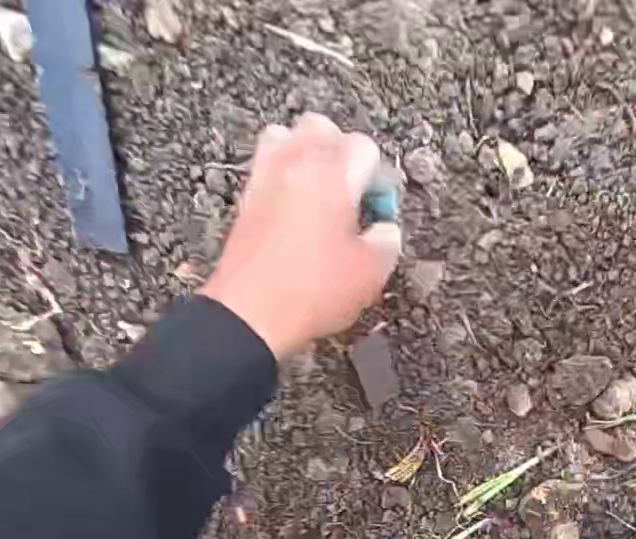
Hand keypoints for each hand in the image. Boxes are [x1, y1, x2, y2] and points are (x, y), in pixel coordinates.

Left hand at [201, 113, 402, 357]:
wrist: (253, 313)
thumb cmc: (316, 291)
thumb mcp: (372, 273)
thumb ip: (387, 241)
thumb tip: (385, 229)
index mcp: (332, 175)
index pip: (364, 148)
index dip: (381, 180)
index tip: (382, 212)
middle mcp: (296, 163)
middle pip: (322, 129)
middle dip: (344, 155)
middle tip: (356, 197)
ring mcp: (266, 176)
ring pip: (289, 138)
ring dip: (310, 158)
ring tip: (325, 198)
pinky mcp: (247, 198)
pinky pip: (270, 165)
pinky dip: (289, 177)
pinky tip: (301, 213)